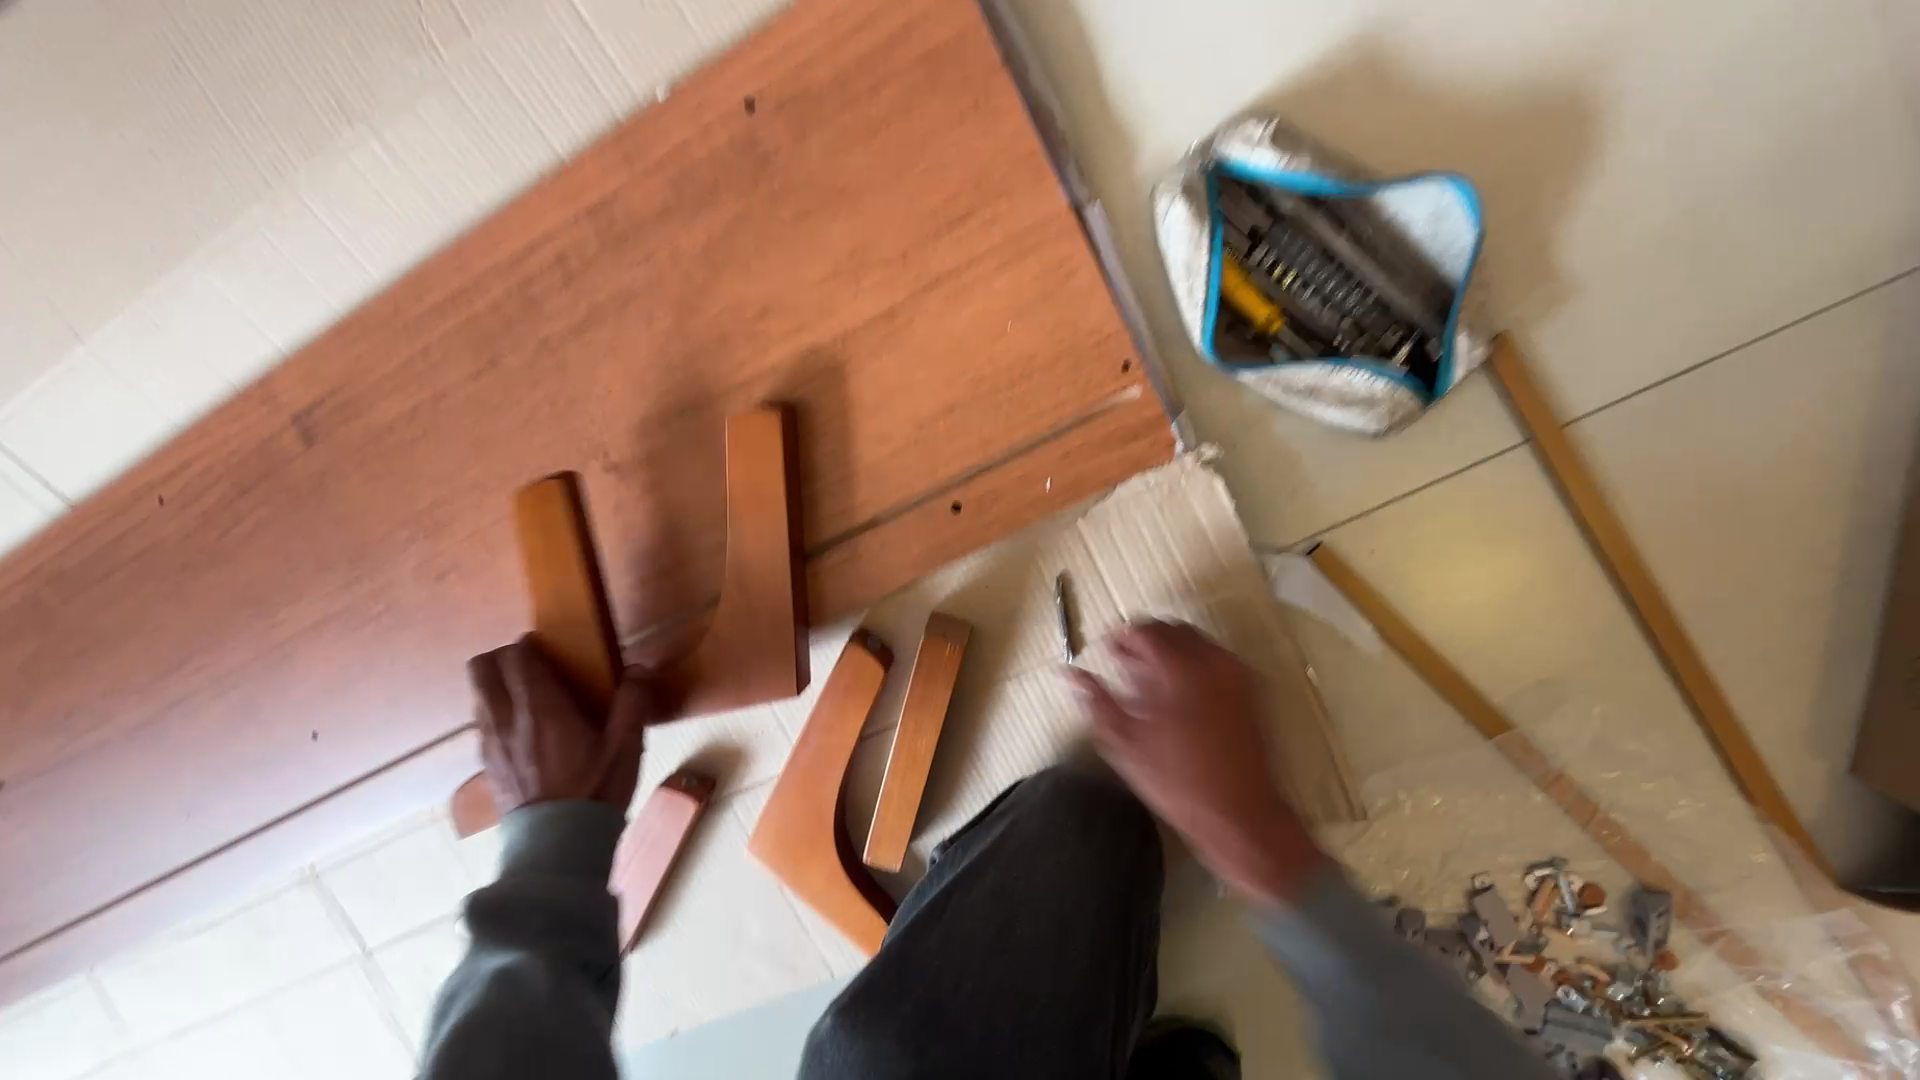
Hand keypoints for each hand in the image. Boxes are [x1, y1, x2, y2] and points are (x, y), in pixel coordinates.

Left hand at [468, 635, 674, 815]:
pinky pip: (481, 724)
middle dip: (502, 659)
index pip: (516, 656)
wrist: (557, 848)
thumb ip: (632, 702)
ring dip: (497, 687)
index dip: (530, 645)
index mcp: (540, 708)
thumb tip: (639, 669)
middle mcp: (506, 719)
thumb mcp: (625, 747)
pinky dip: (496, 715)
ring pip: (477, 695)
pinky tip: (523, 734)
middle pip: (481, 668)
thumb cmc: (594, 791)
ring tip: (529, 700)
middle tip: (532, 668)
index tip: (551, 650)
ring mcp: (489, 743)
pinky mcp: (485, 765)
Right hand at [1069, 620, 1325, 905]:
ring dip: (1169, 649)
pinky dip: (1193, 663)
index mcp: (1178, 668)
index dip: (1120, 637)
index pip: (1144, 630)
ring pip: (1195, 641)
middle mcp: (1210, 660)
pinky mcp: (1249, 690)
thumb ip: (1096, 701)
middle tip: (1124, 664)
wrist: (1238, 814)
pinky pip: (1215, 659)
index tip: (1106, 651)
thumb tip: (1070, 674)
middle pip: (1171, 629)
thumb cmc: (1176, 781)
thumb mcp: (1124, 743)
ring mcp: (1234, 673)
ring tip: (1148, 680)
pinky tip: (1177, 692)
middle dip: (1145, 639)